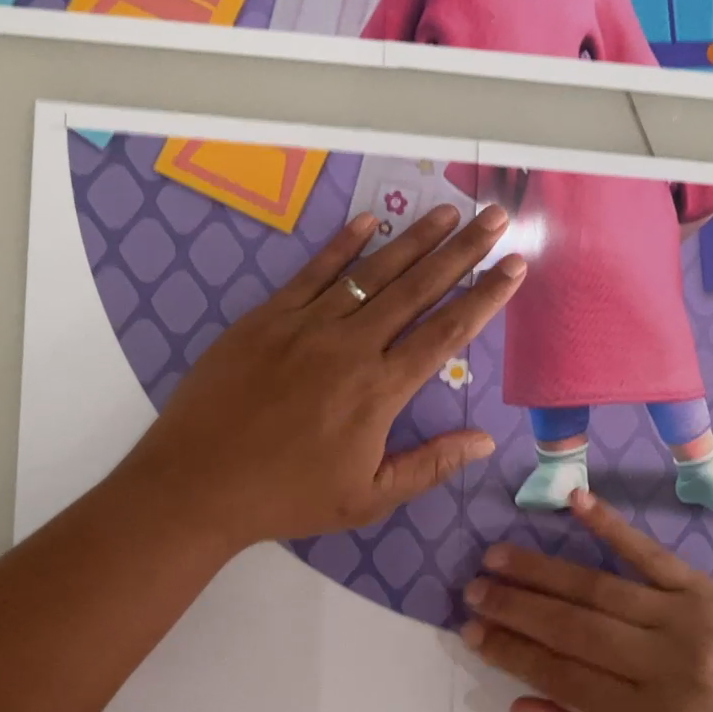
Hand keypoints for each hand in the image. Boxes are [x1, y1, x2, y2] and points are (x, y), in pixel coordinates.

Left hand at [121, 204, 524, 552]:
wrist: (197, 484)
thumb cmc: (287, 496)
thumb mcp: (367, 498)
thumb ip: (429, 465)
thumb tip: (485, 439)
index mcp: (380, 390)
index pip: (446, 333)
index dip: (484, 297)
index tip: (515, 266)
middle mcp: (351, 346)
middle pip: (418, 289)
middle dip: (462, 251)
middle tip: (493, 217)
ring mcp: (306, 325)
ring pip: (372, 273)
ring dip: (413, 240)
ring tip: (447, 213)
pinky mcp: (266, 318)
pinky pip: (312, 273)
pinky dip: (342, 245)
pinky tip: (368, 220)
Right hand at [460, 490, 712, 711]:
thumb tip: (520, 701)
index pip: (563, 675)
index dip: (511, 651)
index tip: (471, 632)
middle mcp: (664, 664)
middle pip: (573, 627)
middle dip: (514, 606)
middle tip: (470, 590)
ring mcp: (685, 618)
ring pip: (598, 588)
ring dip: (542, 569)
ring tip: (497, 556)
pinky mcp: (704, 587)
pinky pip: (650, 553)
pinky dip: (610, 525)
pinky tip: (575, 502)